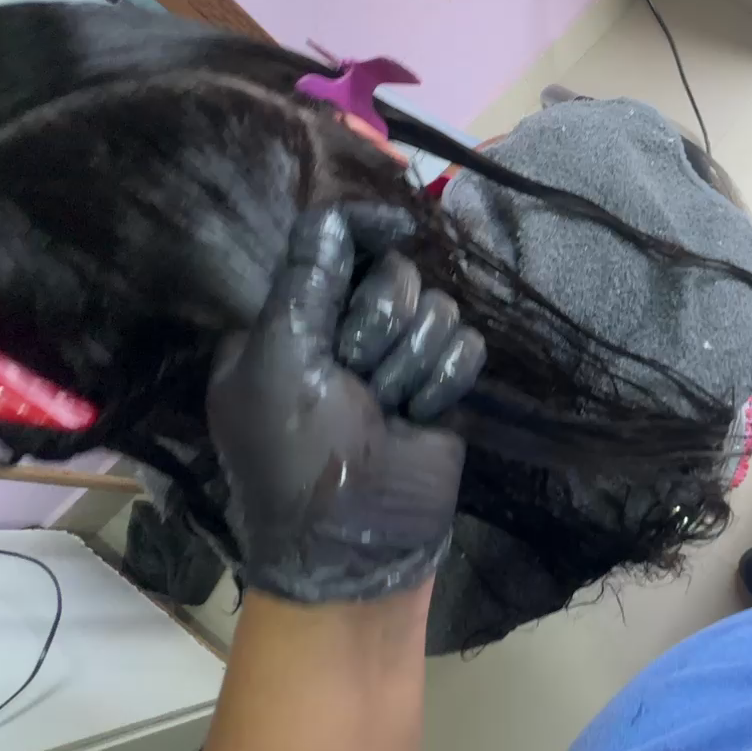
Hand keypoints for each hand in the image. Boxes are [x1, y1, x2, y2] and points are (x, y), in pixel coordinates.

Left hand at [206, 204, 484, 602]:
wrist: (361, 539)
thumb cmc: (301, 454)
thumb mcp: (281, 362)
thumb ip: (307, 281)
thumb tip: (340, 212)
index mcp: (293, 321)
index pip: (338, 247)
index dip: (366, 237)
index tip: (397, 228)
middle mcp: (348, 331)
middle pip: (400, 277)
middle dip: (383, 327)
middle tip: (358, 374)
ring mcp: (400, 359)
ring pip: (442, 311)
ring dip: (416, 364)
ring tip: (390, 409)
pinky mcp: (443, 384)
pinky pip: (469, 346)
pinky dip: (448, 381)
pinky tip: (423, 417)